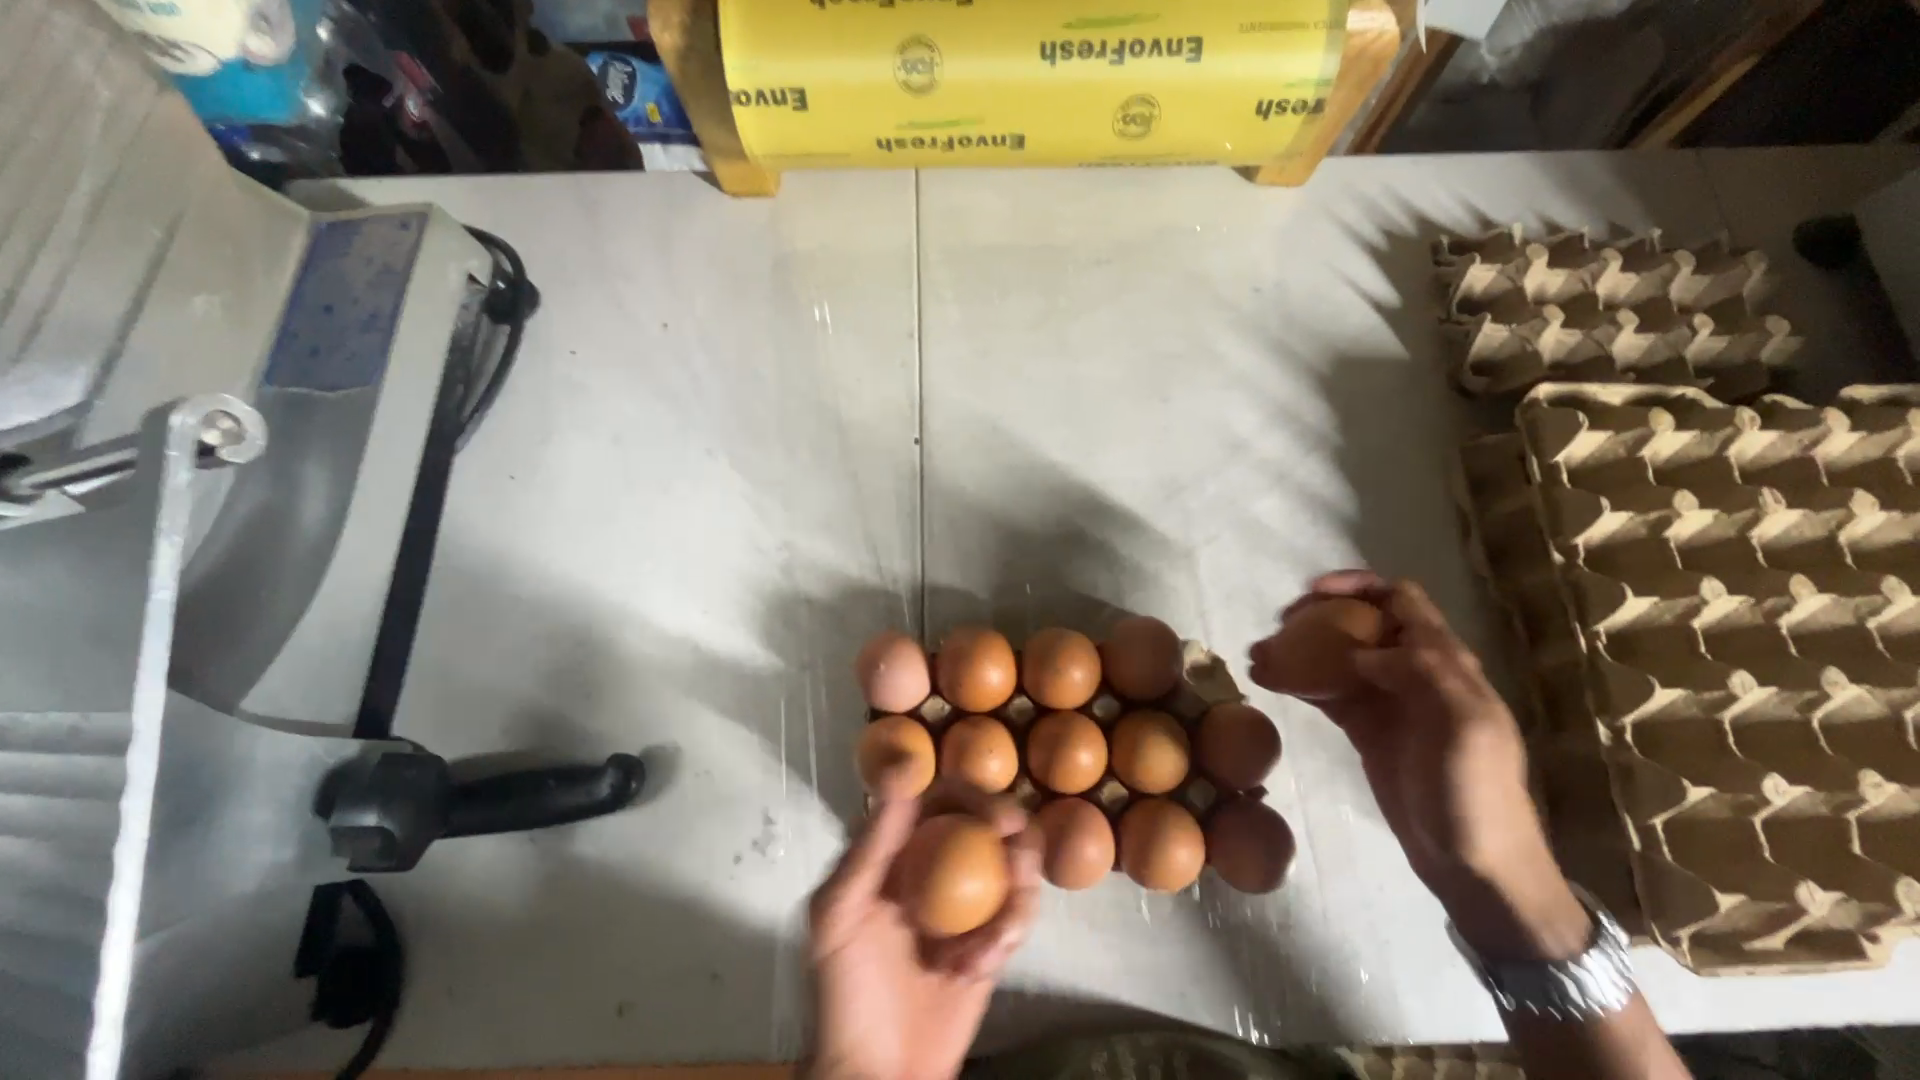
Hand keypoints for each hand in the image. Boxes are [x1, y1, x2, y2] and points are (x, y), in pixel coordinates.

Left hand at [808, 779, 1043, 1079]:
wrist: (878, 1072)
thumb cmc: (845, 992)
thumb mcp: (838, 915)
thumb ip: (868, 848)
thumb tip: (901, 775)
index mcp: (895, 853)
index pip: (937, 800)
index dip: (965, 792)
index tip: (987, 804)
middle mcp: (935, 867)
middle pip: (984, 822)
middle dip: (1008, 822)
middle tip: (1016, 838)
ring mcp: (968, 905)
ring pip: (1013, 865)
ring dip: (1017, 887)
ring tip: (1000, 933)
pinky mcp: (993, 942)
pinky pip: (1017, 917)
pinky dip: (1009, 935)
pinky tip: (980, 966)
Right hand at [1250, 570, 1588, 960]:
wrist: (1475, 863)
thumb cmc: (1475, 792)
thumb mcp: (1464, 726)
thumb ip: (1423, 673)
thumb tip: (1362, 649)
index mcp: (1446, 663)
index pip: (1402, 602)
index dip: (1359, 587)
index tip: (1312, 593)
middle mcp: (1415, 673)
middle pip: (1363, 623)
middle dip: (1320, 614)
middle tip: (1278, 625)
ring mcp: (1387, 702)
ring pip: (1339, 656)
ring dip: (1301, 648)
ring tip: (1259, 653)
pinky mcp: (1366, 730)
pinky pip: (1329, 693)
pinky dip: (1299, 681)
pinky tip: (1269, 681)